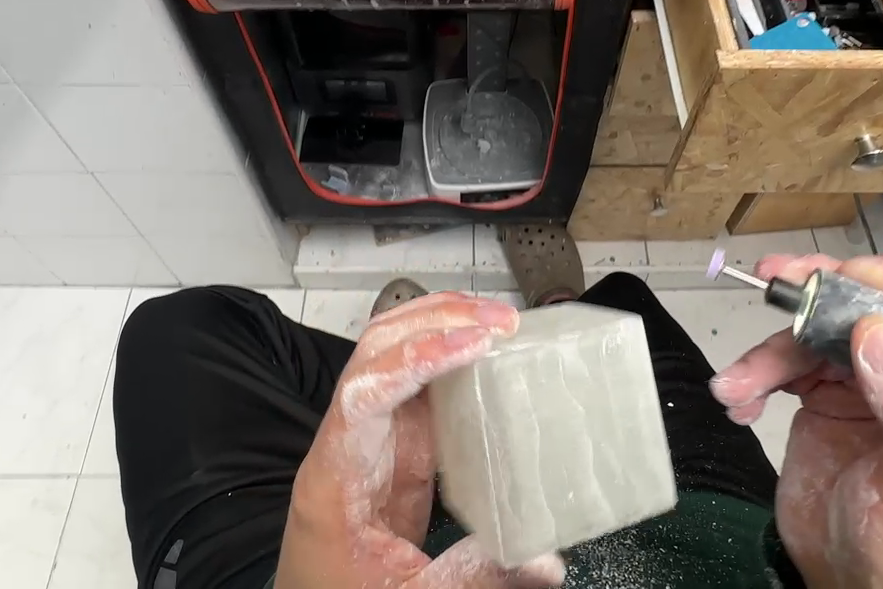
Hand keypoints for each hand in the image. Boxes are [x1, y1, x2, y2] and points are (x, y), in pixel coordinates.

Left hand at [275, 292, 565, 588]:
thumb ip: (476, 576)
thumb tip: (547, 563)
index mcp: (336, 473)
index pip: (365, 391)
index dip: (418, 358)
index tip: (474, 343)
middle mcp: (348, 438)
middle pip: (376, 350)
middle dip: (435, 320)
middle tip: (496, 319)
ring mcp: (371, 435)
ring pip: (393, 353)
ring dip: (440, 324)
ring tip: (493, 319)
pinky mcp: (395, 444)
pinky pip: (418, 385)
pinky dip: (450, 357)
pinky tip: (484, 351)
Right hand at [710, 252, 882, 588]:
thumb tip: (881, 329)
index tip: (861, 271)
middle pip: (872, 310)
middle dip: (823, 292)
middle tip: (783, 279)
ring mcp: (865, 387)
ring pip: (817, 333)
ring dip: (770, 349)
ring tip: (741, 380)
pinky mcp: (821, 398)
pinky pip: (783, 364)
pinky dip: (754, 375)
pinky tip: (739, 399)